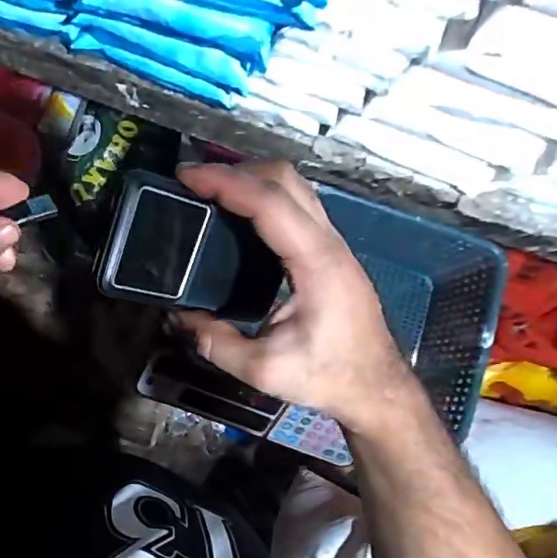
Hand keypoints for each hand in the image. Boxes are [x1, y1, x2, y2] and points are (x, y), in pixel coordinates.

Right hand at [175, 161, 421, 435]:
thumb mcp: (262, 369)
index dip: (226, 182)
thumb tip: (180, 317)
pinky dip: (265, 195)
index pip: (269, 202)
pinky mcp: (330, 252)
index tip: (187, 177)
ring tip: (211, 190)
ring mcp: (333, 244)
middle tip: (194, 181)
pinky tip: (239, 213)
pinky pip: (297, 206)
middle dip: (236, 170)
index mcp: (316, 262)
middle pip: (285, 179)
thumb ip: (216, 343)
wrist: (376, 387)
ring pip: (295, 187)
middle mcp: (328, 242)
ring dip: (252, 178)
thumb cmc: (326, 376)